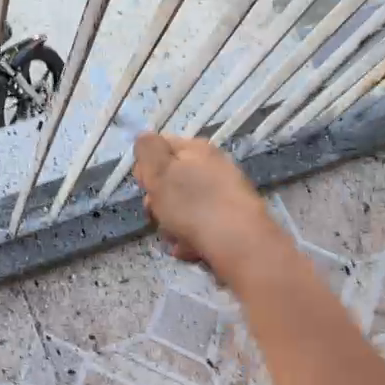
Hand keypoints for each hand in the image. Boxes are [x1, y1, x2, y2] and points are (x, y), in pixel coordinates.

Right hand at [132, 134, 288, 274]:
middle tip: (156, 213)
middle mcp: (214, 166)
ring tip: (174, 236)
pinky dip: (191, 235)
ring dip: (172, 221)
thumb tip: (144, 137)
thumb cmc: (191, 205)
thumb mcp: (158, 170)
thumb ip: (147, 148)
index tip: (144, 186)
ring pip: (184, 204)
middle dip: (158, 199)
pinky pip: (201, 223)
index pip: (160, 147)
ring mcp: (226, 192)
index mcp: (196, 149)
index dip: (146, 167)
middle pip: (172, 179)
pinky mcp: (233, 219)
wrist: (239, 244)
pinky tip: (189, 247)